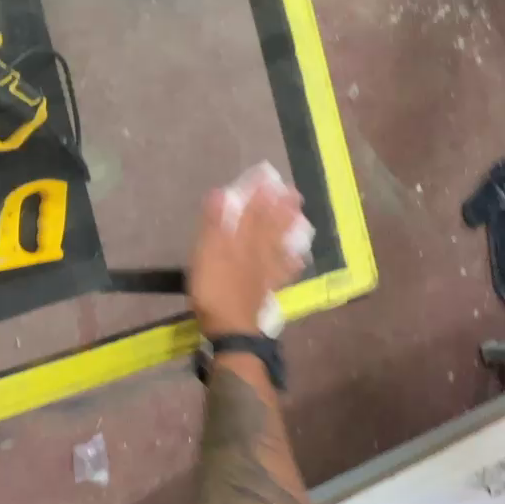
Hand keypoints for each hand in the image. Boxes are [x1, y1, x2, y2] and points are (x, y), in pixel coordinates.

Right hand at [189, 184, 305, 337]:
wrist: (232, 326)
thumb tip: (220, 194)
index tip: (265, 177)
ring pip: (280, 244)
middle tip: (292, 191)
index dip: (257, 195)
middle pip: (270, 226)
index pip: (251, 212)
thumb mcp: (206, 255)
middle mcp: (258, 251)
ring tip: (299, 215)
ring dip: (288, 229)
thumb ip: (214, 225)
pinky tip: (298, 256)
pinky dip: (291, 261)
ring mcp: (266, 270)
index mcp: (242, 241)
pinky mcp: (267, 287)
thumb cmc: (213, 289)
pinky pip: (283, 271)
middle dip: (279, 208)